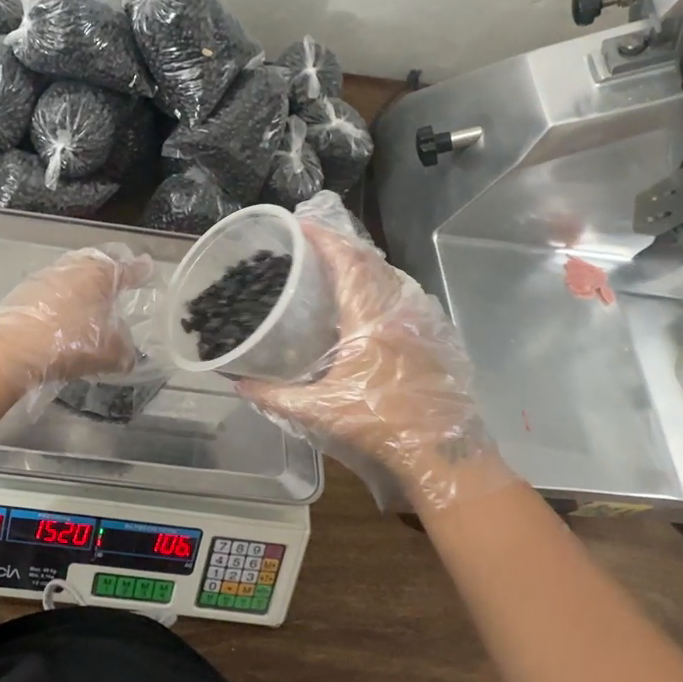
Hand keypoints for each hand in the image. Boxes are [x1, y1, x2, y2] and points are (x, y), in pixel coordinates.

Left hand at [0, 244, 154, 389]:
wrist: (11, 348)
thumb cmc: (69, 342)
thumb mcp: (107, 352)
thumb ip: (124, 351)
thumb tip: (127, 354)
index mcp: (99, 274)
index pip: (127, 268)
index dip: (139, 270)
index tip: (147, 267)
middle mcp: (73, 267)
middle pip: (97, 264)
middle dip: (109, 272)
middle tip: (118, 282)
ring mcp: (46, 276)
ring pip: (73, 275)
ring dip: (83, 286)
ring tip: (91, 302)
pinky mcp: (25, 291)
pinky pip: (53, 290)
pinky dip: (63, 299)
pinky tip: (64, 315)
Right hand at [237, 192, 503, 511]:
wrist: (444, 455)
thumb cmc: (380, 428)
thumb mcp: (318, 414)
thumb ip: (274, 396)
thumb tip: (238, 383)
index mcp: (370, 321)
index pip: (348, 264)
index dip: (324, 240)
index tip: (300, 226)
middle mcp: (400, 312)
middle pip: (371, 263)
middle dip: (341, 247)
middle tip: (311, 245)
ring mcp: (423, 324)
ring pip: (392, 279)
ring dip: (363, 267)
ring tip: (335, 269)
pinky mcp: (435, 340)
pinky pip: (405, 299)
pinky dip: (381, 288)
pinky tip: (367, 305)